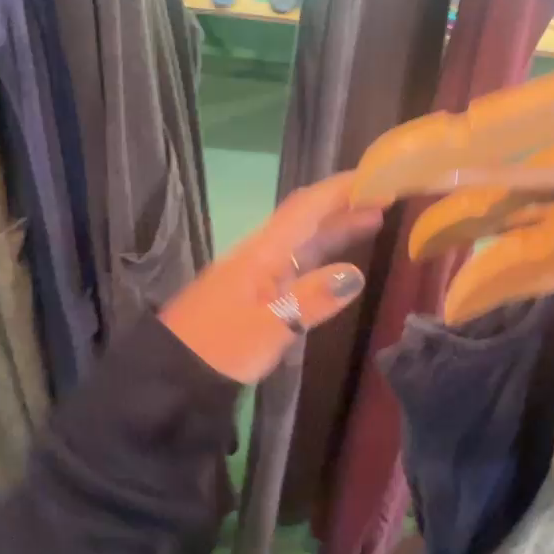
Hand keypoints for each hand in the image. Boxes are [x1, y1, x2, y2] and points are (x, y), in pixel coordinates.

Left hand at [160, 173, 384, 382]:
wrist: (168, 375)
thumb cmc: (219, 348)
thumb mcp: (269, 327)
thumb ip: (311, 299)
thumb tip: (355, 274)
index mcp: (262, 253)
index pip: (306, 208)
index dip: (340, 190)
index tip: (374, 178)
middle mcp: (260, 254)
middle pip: (305, 219)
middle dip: (343, 206)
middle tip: (384, 199)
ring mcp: (255, 273)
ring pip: (301, 240)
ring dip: (335, 228)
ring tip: (373, 221)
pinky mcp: (253, 294)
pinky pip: (295, 262)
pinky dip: (321, 255)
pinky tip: (337, 265)